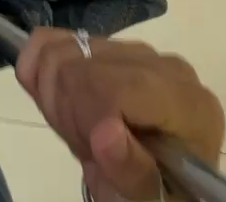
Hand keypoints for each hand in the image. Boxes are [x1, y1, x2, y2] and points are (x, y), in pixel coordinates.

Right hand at [16, 29, 224, 201]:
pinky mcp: (103, 43)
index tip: (89, 151)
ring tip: (79, 129)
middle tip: (86, 147)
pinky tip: (57, 100)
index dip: (85, 116)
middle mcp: (164, 66)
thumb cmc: (160, 196)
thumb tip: (105, 132)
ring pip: (60, 52)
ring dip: (54, 96)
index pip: (114, 86)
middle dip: (67, 112)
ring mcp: (132, 50)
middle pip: (80, 67)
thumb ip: (133, 172)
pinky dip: (38, 68)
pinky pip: (51, 39)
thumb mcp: (151, 200)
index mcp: (188, 105)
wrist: (159, 185)